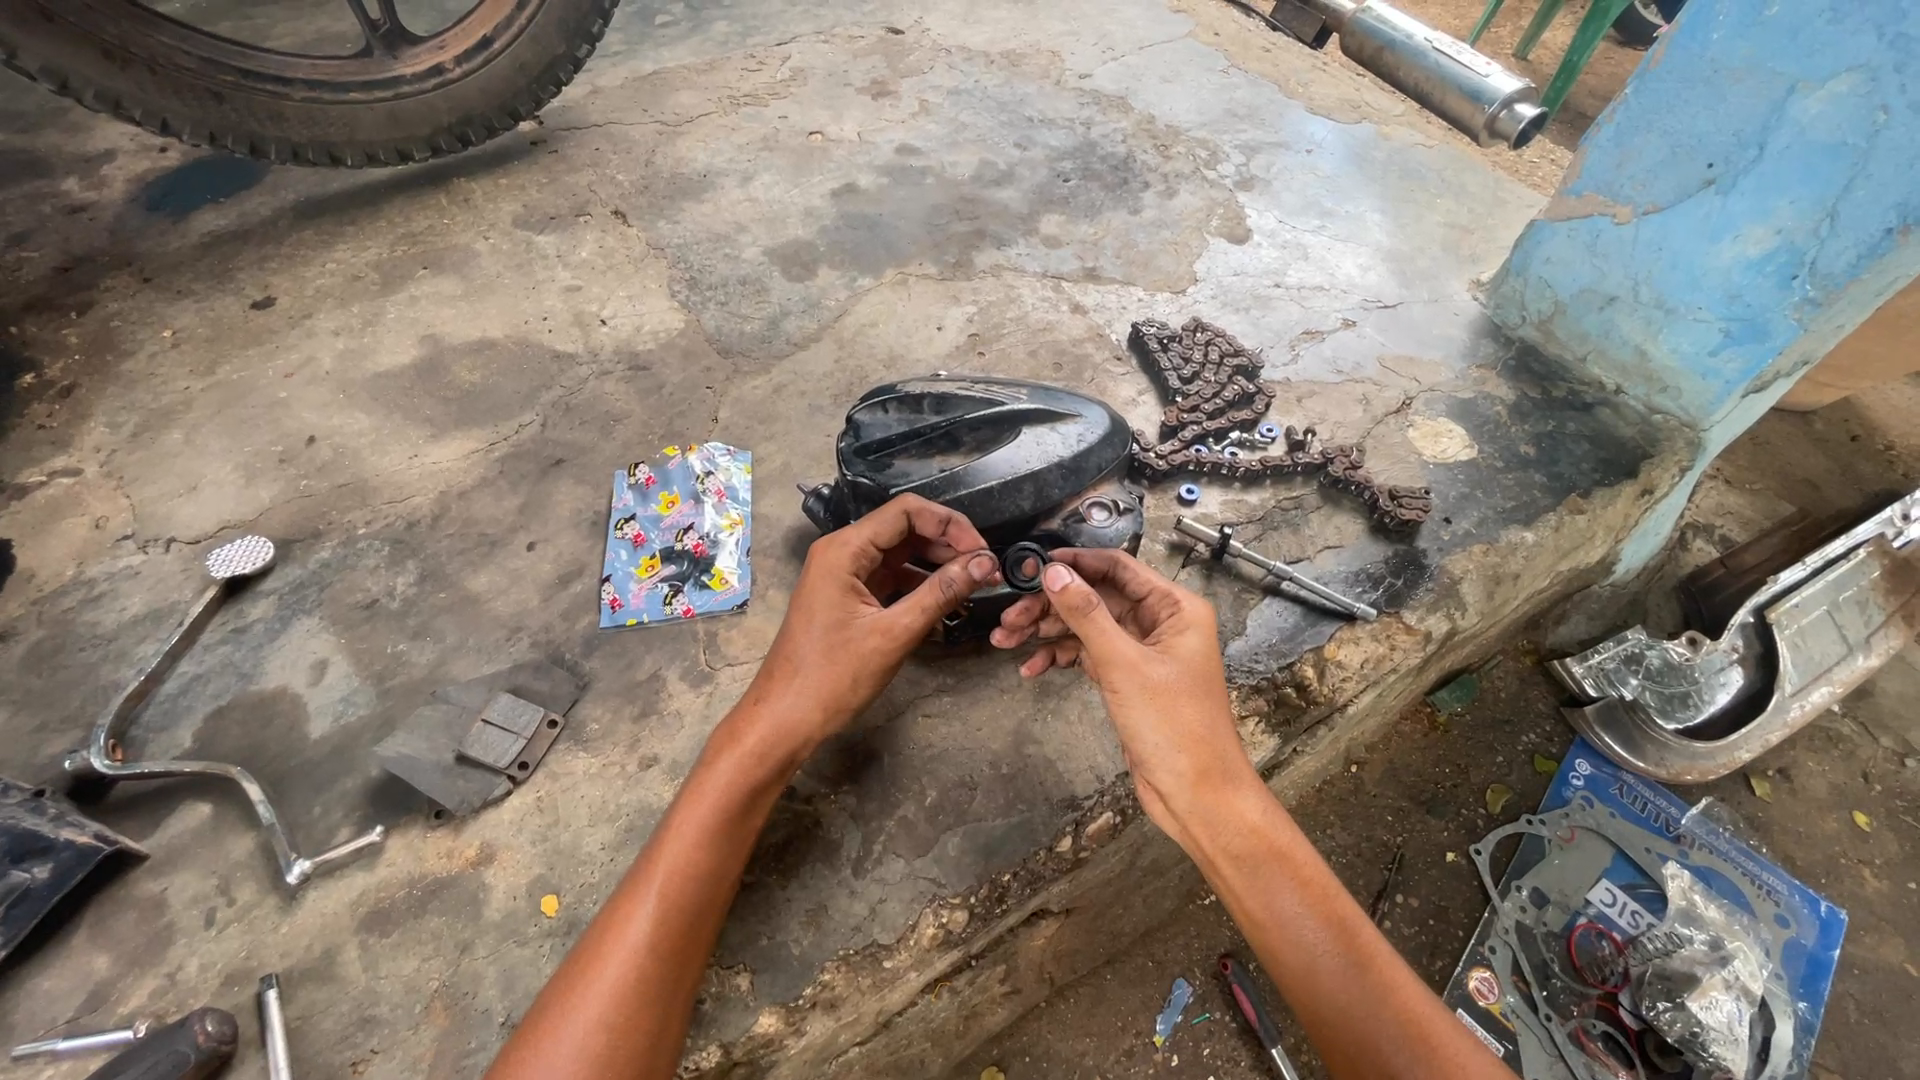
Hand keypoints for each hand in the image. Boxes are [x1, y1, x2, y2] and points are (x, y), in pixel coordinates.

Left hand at [740, 495, 997, 748]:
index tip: (983, 550)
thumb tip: (985, 563)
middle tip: (986, 569)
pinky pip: (890, 578)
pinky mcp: (848, 597)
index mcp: (845, 549)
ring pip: (900, 554)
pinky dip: (919, 584)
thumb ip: (941, 592)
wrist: (785, 718)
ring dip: (937, 564)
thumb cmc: (833, 677)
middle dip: (948, 544)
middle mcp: (842, 552)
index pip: (907, 511)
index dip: (950, 524)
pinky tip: (947, 600)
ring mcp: (843, 574)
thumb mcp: (895, 634)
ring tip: (974, 584)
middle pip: (905, 529)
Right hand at [990, 549, 1257, 846]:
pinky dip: (1061, 659)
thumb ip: (1086, 613)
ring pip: (1087, 627)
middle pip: (1096, 597)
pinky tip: (1032, 669)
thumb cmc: (1174, 726)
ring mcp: (1142, 652)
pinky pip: (1088, 655)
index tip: (1033, 565)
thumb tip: (1053, 572)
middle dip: (1051, 606)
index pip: (1118, 568)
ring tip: (1006, 640)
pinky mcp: (1128, 678)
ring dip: (1048, 633)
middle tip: (1009, 616)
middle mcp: (1160, 623)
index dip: (1075, 562)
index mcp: (1174, 608)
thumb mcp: (1123, 664)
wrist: (1196, 794)